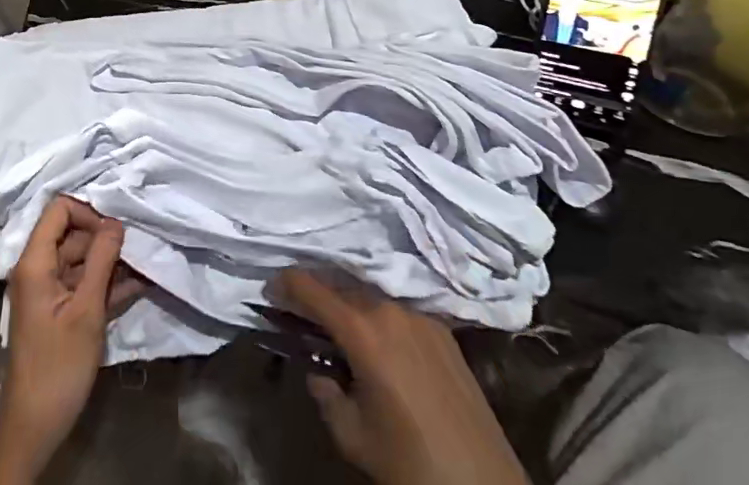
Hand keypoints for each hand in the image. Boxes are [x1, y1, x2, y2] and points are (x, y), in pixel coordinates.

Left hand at [0, 197, 143, 484]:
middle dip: (107, 238)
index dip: (88, 211)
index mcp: (35, 264)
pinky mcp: (62, 310)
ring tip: (148, 263)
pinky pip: (87, 283)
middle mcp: (39, 270)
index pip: (58, 211)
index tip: (117, 227)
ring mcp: (51, 290)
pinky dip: (110, 282)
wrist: (37, 424)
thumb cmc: (58, 364)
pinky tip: (140, 283)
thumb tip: (116, 221)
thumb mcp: (86, 310)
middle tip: (142, 246)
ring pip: (84, 259)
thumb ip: (102, 260)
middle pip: (74, 235)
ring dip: (114, 261)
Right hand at [276, 268, 527, 484]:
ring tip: (333, 321)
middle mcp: (392, 311)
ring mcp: (421, 315)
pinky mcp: (442, 328)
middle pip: (343, 286)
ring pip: (372, 294)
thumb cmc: (406, 459)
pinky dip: (377, 312)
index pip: (314, 290)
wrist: (478, 479)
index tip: (270, 289)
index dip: (287, 284)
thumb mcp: (350, 433)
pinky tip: (375, 335)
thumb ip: (325, 391)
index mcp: (364, 332)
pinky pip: (399, 308)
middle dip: (316, 291)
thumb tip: (317, 368)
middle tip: (296, 307)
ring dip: (347, 300)